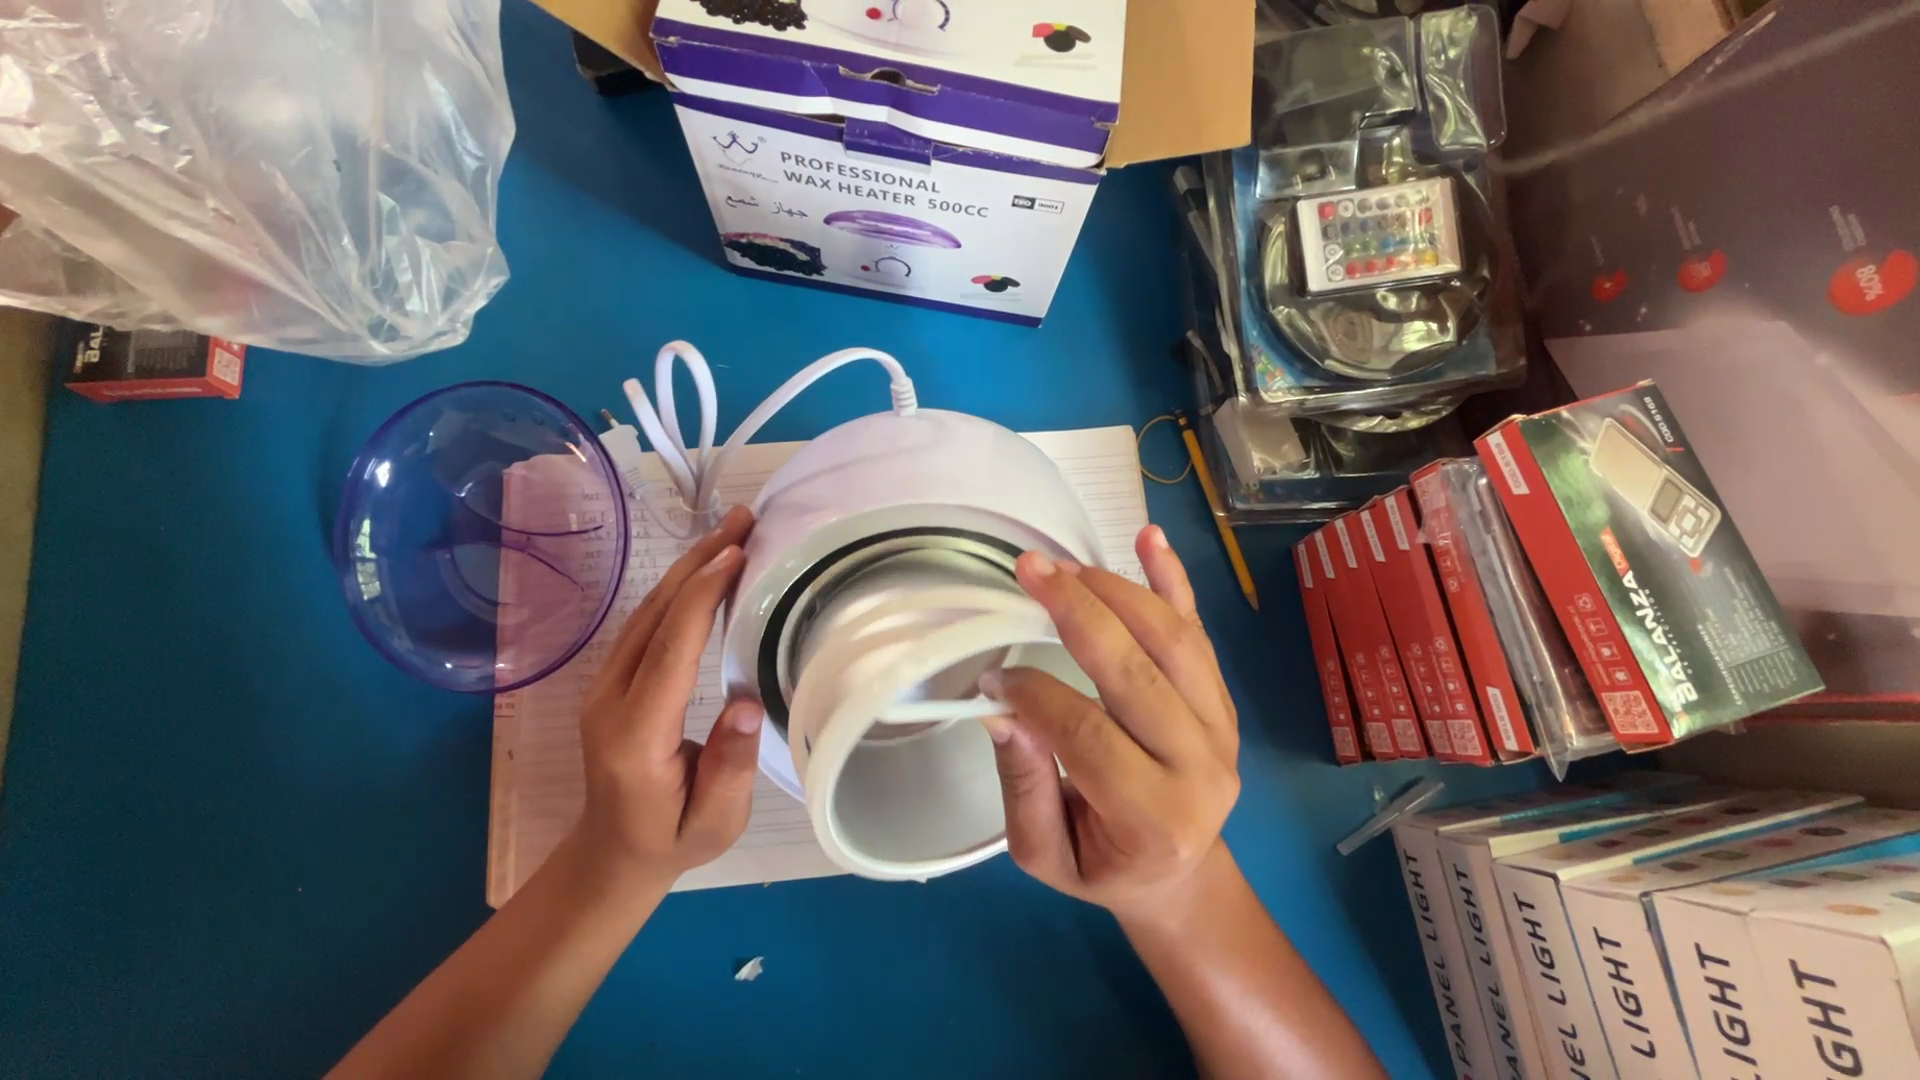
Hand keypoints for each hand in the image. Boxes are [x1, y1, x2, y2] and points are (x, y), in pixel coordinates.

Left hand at [572, 505, 762, 887]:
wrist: (610, 854)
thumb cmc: (672, 840)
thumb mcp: (715, 824)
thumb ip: (729, 767)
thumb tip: (748, 702)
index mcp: (637, 734)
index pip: (671, 650)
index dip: (703, 598)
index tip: (738, 555)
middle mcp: (610, 699)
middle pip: (654, 615)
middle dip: (698, 562)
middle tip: (742, 519)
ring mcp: (604, 686)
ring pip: (647, 612)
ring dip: (689, 566)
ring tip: (731, 530)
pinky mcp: (611, 680)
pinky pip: (646, 623)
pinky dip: (679, 588)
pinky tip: (705, 568)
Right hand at [982, 525, 1239, 925]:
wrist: (1181, 876)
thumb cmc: (1105, 866)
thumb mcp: (1046, 854)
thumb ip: (1024, 787)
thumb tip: (1002, 713)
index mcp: (1153, 817)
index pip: (1086, 734)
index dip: (1033, 695)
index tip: (992, 675)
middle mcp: (1201, 767)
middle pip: (1136, 673)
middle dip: (1078, 613)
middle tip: (1030, 570)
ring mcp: (1221, 727)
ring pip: (1173, 642)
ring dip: (1117, 591)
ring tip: (1066, 565)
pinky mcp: (1223, 701)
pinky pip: (1199, 634)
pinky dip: (1175, 582)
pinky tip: (1150, 537)